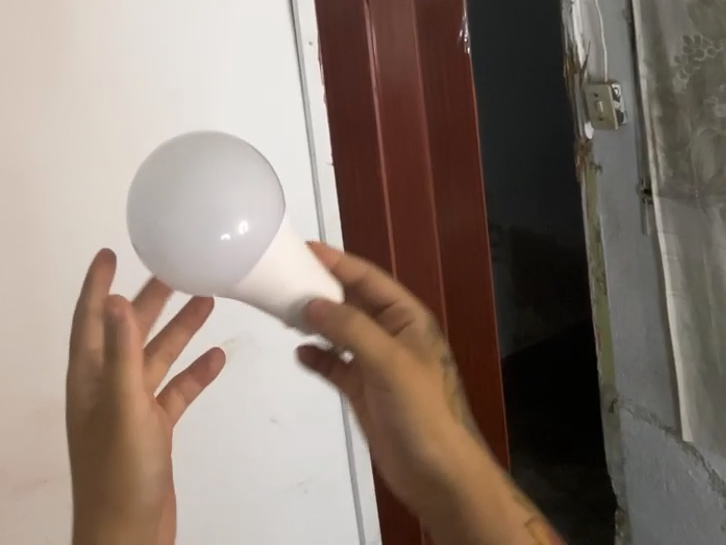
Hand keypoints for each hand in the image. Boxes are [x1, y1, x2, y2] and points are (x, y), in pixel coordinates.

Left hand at [66, 249, 225, 544]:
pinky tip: (217, 357)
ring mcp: (132, 407)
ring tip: (206, 299)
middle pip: (129, 330)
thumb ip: (121, 352)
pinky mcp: (153, 428)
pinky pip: (176, 390)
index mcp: (91, 375)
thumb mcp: (121, 406)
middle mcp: (109, 385)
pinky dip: (195, 374)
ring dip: (179, 330)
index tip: (109, 253)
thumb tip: (114, 298)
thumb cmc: (117, 471)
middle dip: (150, 298)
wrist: (128, 537)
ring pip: (157, 356)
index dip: (97, 284)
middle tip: (174, 267)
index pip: (91, 318)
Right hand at [296, 242, 561, 544]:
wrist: (440, 477)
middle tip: (285, 277)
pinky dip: (317, 356)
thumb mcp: (389, 361)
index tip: (304, 249)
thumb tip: (311, 303)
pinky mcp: (363, 390)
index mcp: (406, 318)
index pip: (368, 278)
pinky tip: (300, 353)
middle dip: (321, 288)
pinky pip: (335, 364)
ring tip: (285, 311)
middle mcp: (390, 333)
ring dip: (316, 321)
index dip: (338, 261)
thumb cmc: (423, 410)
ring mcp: (376, 363)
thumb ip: (350, 328)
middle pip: (351, 301)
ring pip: (340, 331)